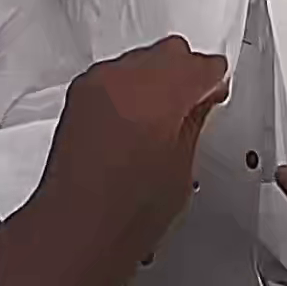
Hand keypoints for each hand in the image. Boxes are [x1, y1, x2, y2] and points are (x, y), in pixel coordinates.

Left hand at [0, 36, 227, 285]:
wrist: (72, 233)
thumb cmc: (123, 217)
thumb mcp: (182, 169)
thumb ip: (196, 120)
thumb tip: (202, 98)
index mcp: (162, 96)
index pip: (201, 66)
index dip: (213, 79)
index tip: (215, 89)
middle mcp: (129, 79)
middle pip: (172, 52)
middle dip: (186, 71)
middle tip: (193, 101)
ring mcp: (102, 81)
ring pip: (143, 58)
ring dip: (156, 77)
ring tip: (159, 114)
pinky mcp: (81, 89)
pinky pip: (117, 71)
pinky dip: (129, 84)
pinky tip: (134, 114)